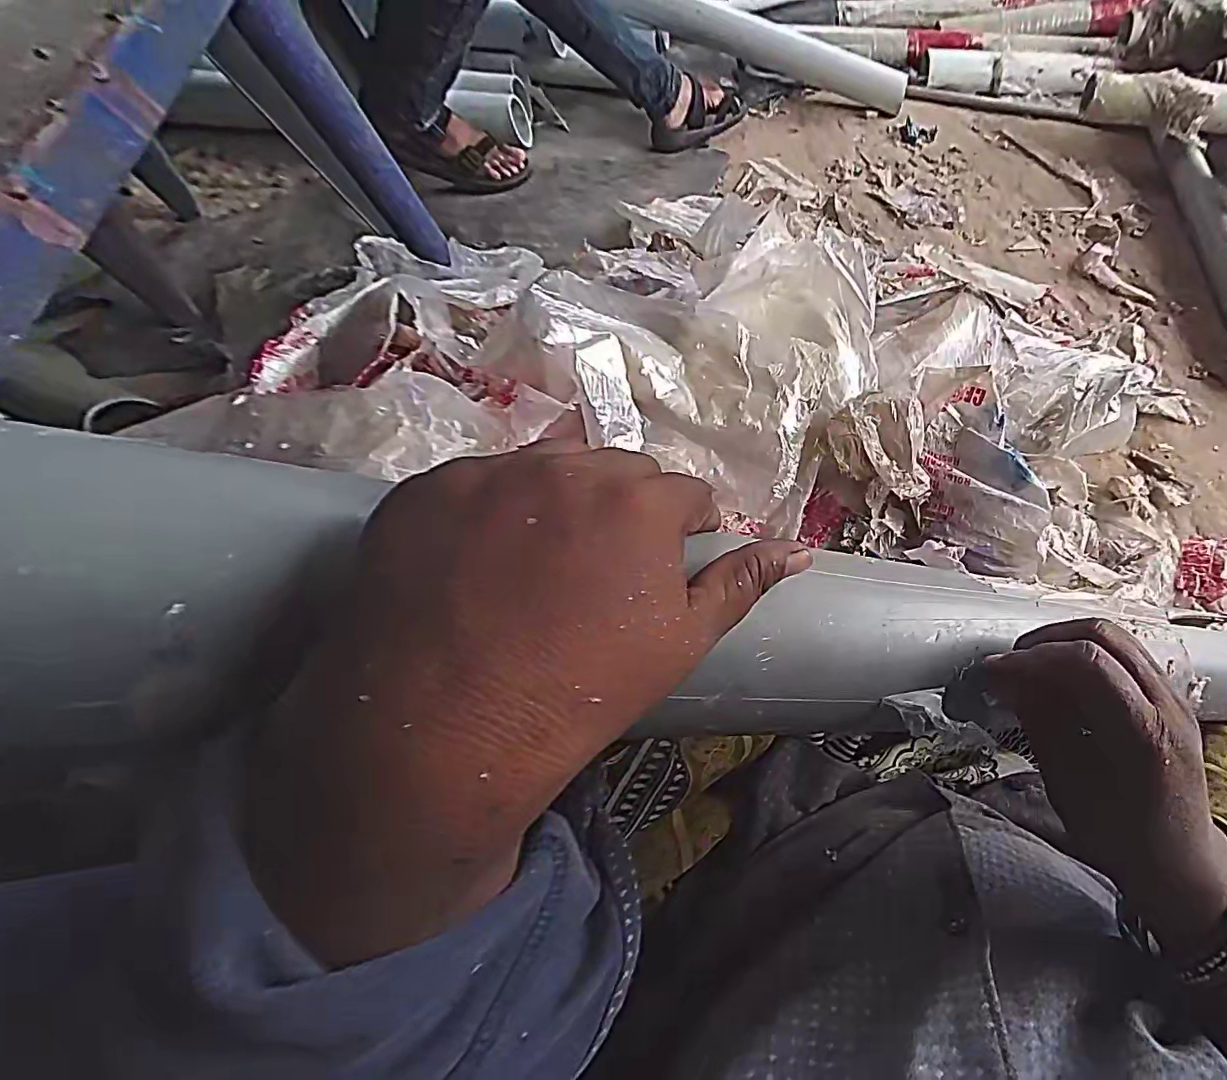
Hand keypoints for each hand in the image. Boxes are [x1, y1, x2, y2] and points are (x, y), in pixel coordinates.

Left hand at [247, 438, 809, 964]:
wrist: (448, 731)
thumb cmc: (585, 689)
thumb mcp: (680, 642)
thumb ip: (741, 582)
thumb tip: (800, 549)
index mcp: (640, 501)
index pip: (684, 492)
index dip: (681, 530)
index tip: (661, 565)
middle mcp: (566, 467)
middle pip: (619, 471)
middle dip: (625, 508)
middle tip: (601, 567)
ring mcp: (489, 473)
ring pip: (549, 465)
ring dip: (560, 499)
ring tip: (542, 558)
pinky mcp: (426, 490)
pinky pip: (479, 482)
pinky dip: (491, 510)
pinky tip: (480, 562)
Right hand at [976, 619, 1226, 952]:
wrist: (1182, 864)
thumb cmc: (1121, 837)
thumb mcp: (1069, 784)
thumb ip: (1041, 722)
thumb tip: (1007, 680)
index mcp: (1145, 733)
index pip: (1086, 662)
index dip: (1031, 658)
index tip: (994, 672)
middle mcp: (1168, 705)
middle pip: (1103, 635)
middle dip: (1046, 641)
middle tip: (1010, 664)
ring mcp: (1175, 698)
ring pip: (1114, 637)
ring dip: (1063, 642)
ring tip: (1029, 667)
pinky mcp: (1170, 698)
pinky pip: (1123, 654)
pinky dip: (1083, 654)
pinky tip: (1059, 678)